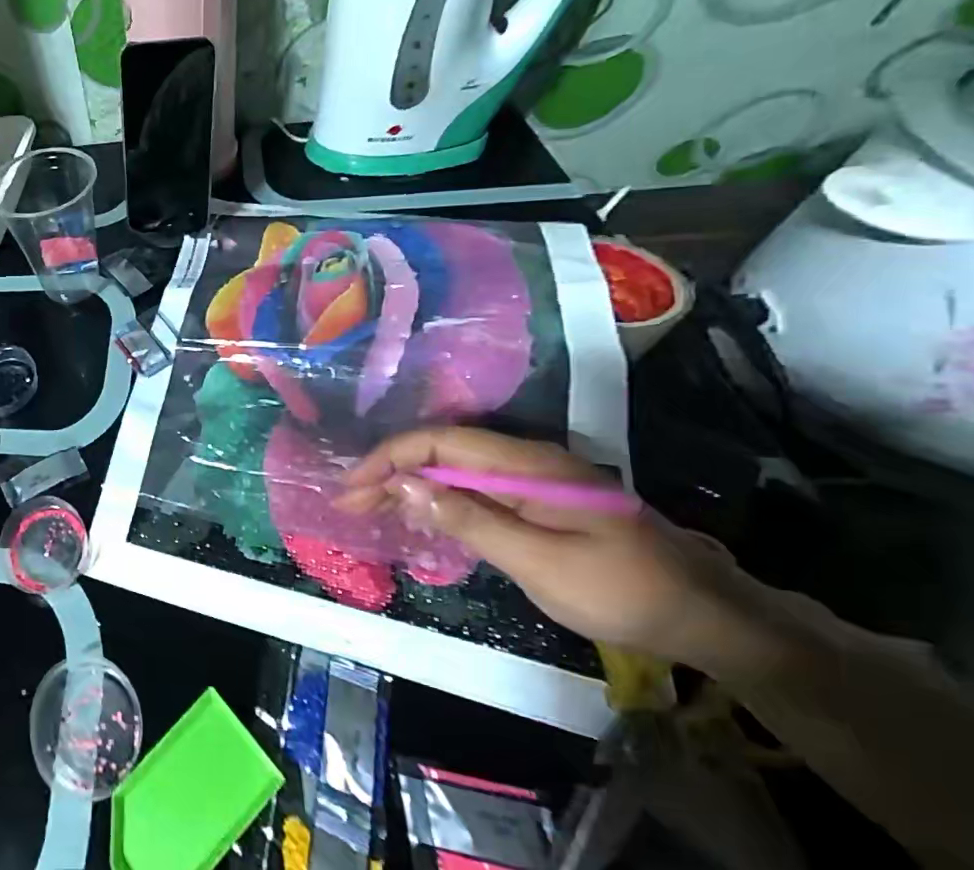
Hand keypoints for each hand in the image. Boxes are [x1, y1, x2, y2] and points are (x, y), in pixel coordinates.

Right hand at [334, 427, 763, 669]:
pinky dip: (435, 501)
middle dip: (389, 472)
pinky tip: (415, 516)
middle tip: (349, 503)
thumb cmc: (622, 590)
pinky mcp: (536, 505)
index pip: (439, 441)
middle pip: (440, 452)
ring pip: (453, 470)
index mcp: (526, 464)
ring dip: (408, 486)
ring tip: (369, 509)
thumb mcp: (539, 561)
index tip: (353, 487)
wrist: (710, 618)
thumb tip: (404, 484)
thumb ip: (468, 519)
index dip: (389, 458)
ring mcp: (532, 483)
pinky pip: (472, 490)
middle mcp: (525, 462)